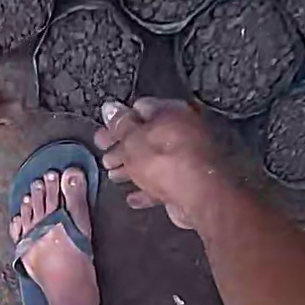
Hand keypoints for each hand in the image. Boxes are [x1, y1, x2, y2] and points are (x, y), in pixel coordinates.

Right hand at [93, 98, 237, 229]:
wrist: (200, 196)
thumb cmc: (166, 161)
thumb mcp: (133, 139)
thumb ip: (120, 125)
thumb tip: (109, 107)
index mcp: (171, 113)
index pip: (140, 109)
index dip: (118, 122)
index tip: (103, 134)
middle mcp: (183, 132)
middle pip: (146, 137)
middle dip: (123, 148)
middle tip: (106, 157)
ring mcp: (188, 159)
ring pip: (154, 161)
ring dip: (132, 168)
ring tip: (114, 176)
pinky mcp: (188, 183)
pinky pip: (163, 184)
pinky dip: (147, 189)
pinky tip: (133, 197)